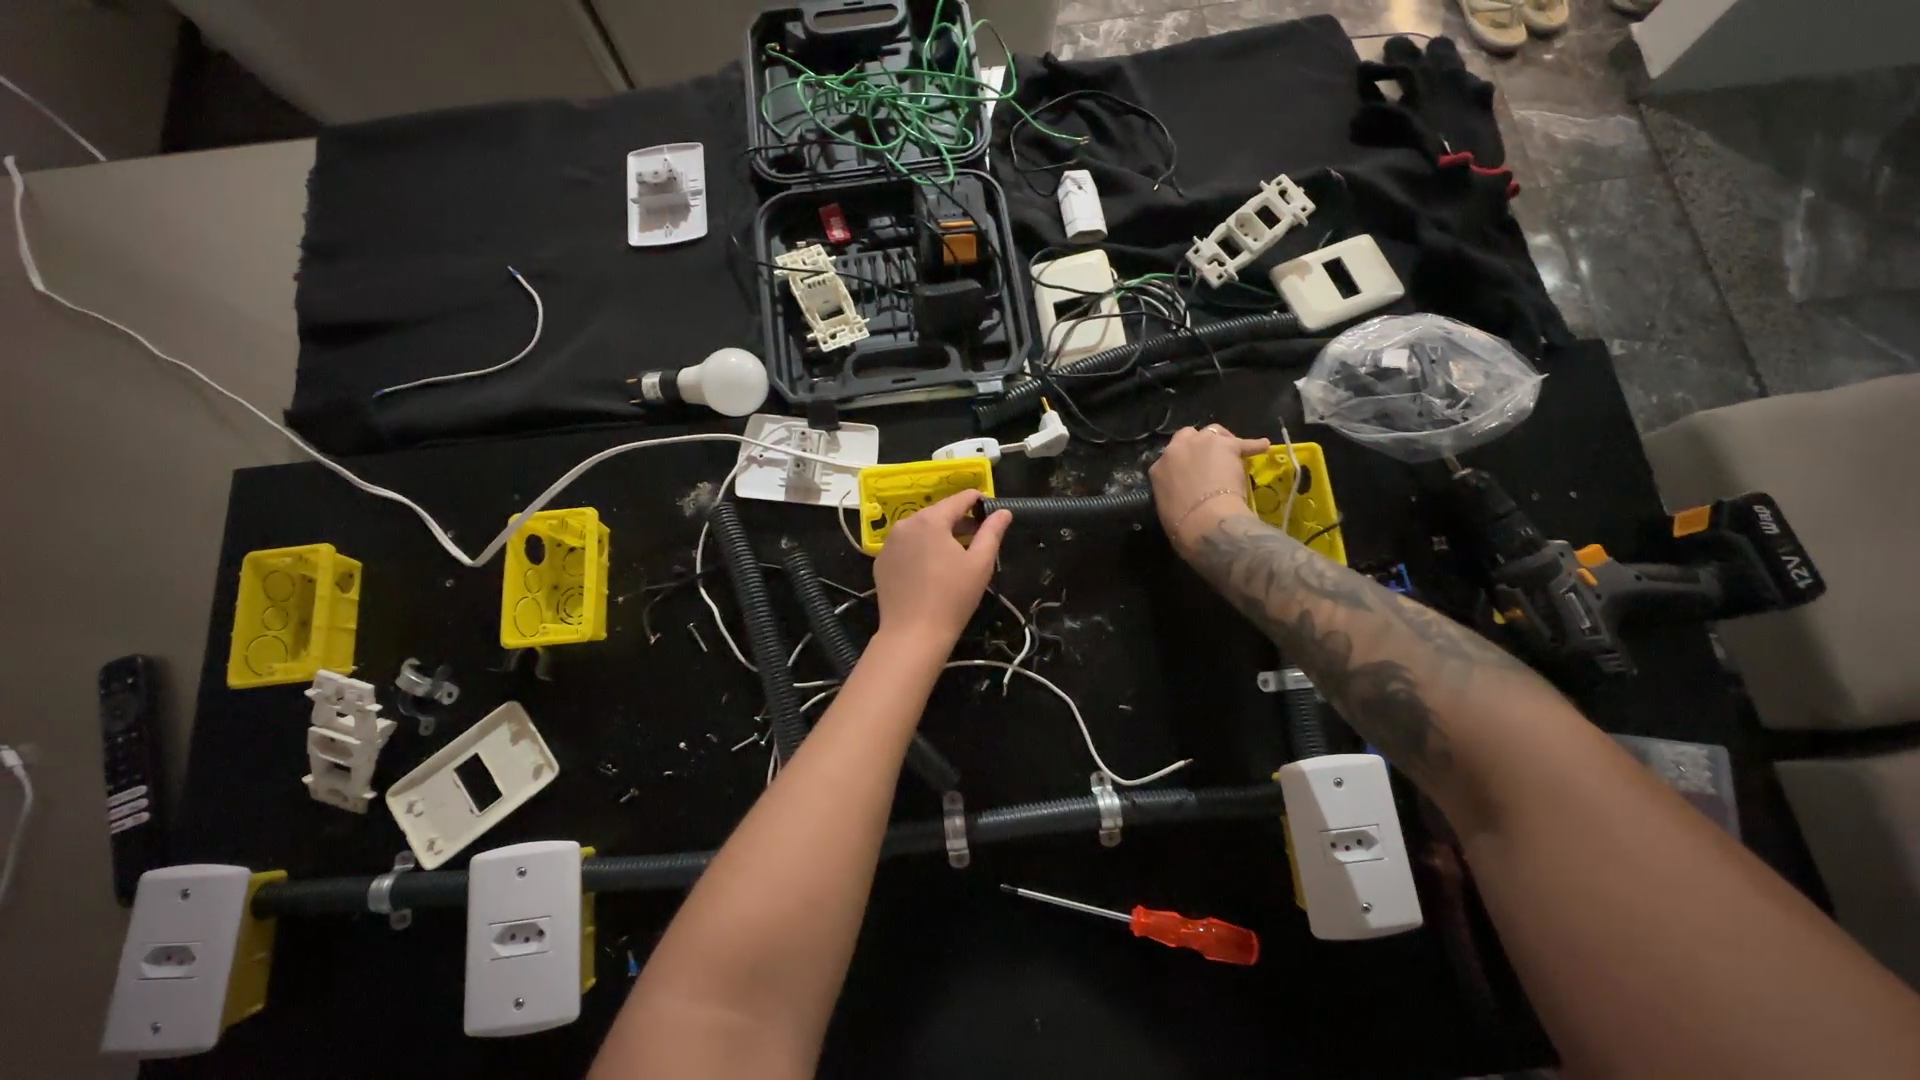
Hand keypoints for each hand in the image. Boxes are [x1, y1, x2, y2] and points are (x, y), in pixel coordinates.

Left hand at [873, 489, 1011, 650]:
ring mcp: (888, 543)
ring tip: (956, 554)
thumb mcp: (980, 564)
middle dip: (958, 521)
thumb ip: (992, 532)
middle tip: (978, 536)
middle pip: (937, 513)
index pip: (958, 500)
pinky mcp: (881, 562)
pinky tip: (931, 570)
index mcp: (930, 520)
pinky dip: (920, 550)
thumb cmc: (952, 597)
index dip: (977, 501)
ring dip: (938, 535)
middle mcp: (905, 524)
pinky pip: (905, 547)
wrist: (913, 634)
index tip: (989, 508)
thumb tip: (1003, 512)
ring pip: (919, 530)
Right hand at [1150, 424, 1269, 552]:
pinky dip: (1253, 445)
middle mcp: (1177, 449)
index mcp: (1158, 468)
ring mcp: (1203, 443)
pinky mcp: (1228, 445)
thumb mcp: (1165, 507)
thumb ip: (1172, 493)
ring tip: (1231, 451)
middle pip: (1188, 436)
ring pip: (1213, 431)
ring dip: (1220, 440)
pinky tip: (1262, 446)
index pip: (1169, 459)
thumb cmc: (1181, 525)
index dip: (1182, 464)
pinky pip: (1244, 443)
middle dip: (1197, 444)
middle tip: (1208, 458)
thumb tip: (1183, 496)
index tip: (1190, 473)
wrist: (1204, 521)